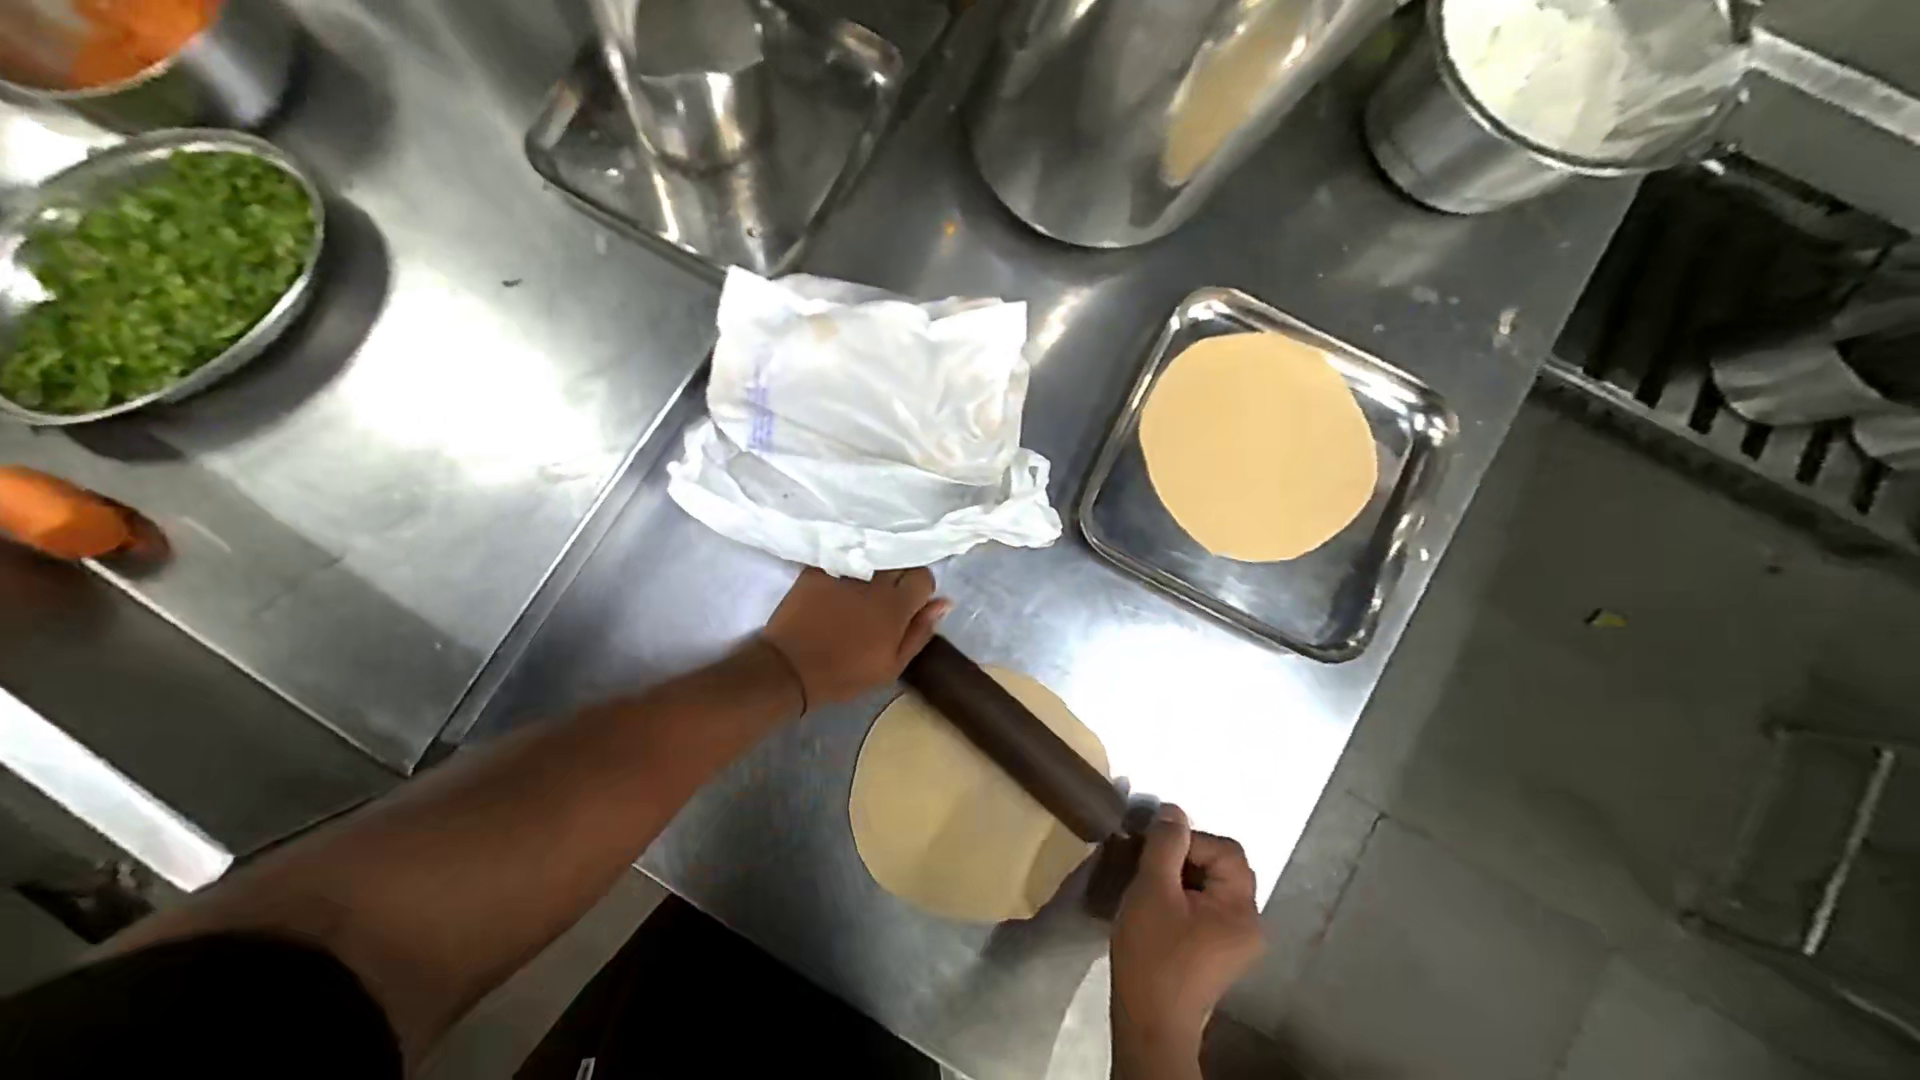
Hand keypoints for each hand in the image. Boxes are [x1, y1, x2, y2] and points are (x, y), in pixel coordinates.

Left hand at [761, 567, 949, 710]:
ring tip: (863, 588)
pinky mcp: (819, 568)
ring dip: (874, 569)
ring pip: (872, 556)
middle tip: (886, 597)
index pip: (924, 577)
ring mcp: (845, 572)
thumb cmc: (844, 674)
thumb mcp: (891, 666)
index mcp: (896, 606)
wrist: (790, 669)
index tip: (910, 605)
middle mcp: (874, 582)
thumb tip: (944, 603)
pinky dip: (847, 566)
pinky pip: (843, 557)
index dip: (920, 589)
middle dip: (899, 576)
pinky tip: (840, 582)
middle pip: (900, 562)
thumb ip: (920, 632)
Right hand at [1111, 806, 1263, 1077]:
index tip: (1154, 853)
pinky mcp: (1218, 951)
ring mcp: (1236, 941)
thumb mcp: (1153, 889)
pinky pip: (1206, 906)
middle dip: (1185, 858)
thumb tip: (1173, 810)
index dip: (1190, 842)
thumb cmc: (1152, 954)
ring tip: (1150, 887)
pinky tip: (1157, 907)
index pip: (1225, 851)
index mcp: (1242, 910)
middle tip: (1151, 868)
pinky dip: (1182, 896)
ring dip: (1180, 876)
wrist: (1149, 1023)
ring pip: (1211, 885)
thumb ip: (1166, 845)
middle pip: (1222, 866)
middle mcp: (1249, 923)